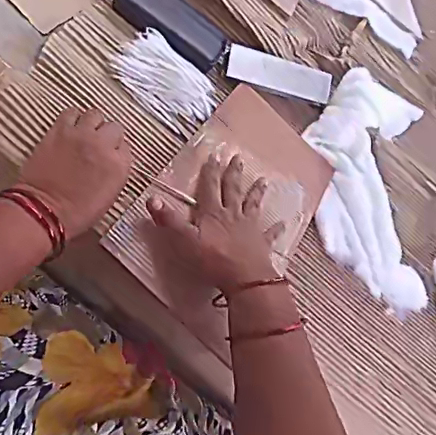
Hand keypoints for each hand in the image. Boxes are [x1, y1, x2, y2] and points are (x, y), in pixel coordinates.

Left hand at [16, 108, 132, 234]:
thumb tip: (110, 161)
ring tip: (84, 133)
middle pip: (115, 128)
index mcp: (119, 165)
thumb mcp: (108, 196)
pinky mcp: (60, 129)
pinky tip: (70, 128)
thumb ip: (114, 173)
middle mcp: (104, 145)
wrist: (44, 209)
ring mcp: (82, 134)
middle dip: (107, 136)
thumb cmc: (77, 212)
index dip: (116, 152)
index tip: (108, 157)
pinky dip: (73, 117)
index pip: (126, 148)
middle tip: (96, 146)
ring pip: (96, 115)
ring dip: (92, 124)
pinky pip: (72, 112)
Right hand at [146, 153, 283, 293]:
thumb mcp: (185, 239)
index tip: (214, 155)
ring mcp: (250, 228)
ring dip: (257, 193)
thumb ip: (169, 220)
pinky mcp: (262, 244)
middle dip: (233, 174)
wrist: (245, 279)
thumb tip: (152, 198)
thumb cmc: (213, 259)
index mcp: (213, 213)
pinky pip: (270, 234)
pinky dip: (276, 228)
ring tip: (263, 180)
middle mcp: (233, 215)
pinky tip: (283, 223)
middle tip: (238, 158)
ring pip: (253, 206)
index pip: (210, 187)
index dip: (211, 171)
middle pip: (232, 190)